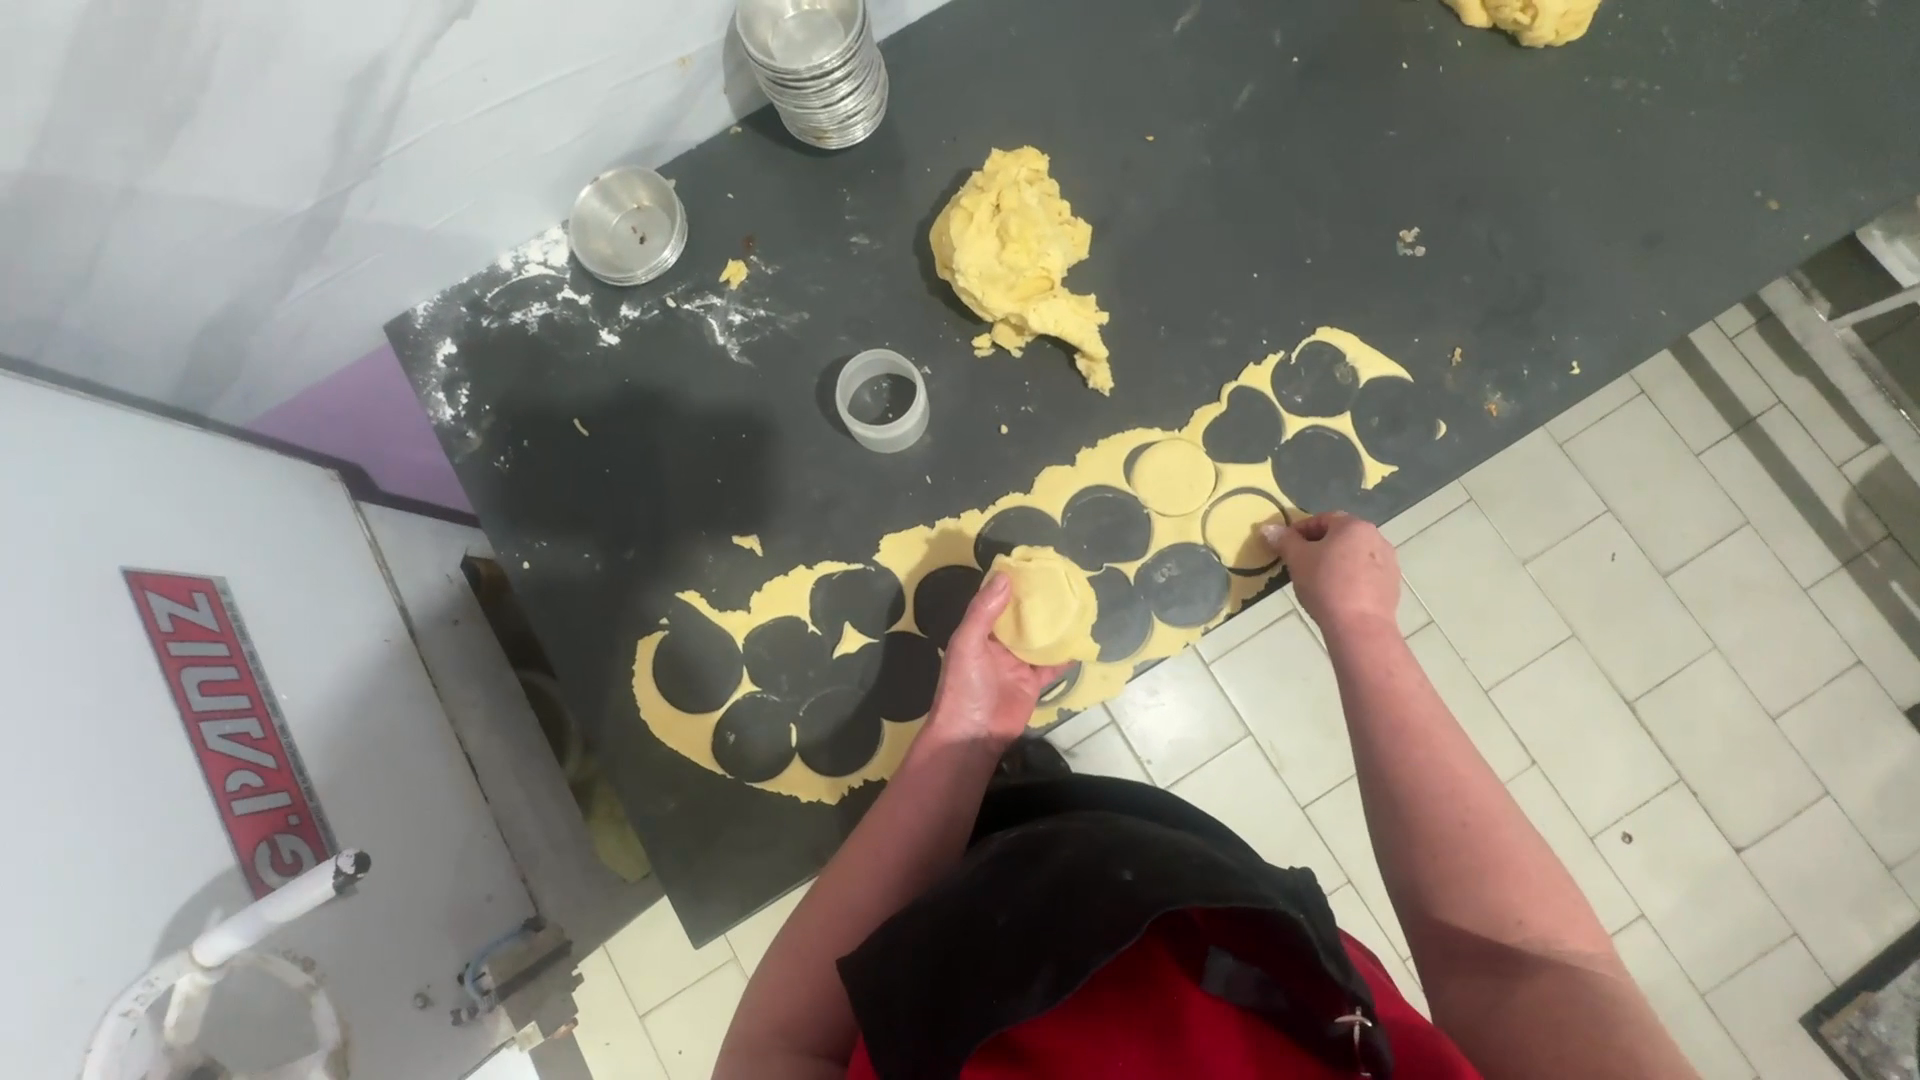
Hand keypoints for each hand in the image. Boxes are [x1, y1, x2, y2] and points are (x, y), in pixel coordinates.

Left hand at [925, 573, 1073, 748]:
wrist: (973, 736)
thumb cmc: (964, 687)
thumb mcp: (968, 643)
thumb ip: (984, 611)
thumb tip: (1005, 576)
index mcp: (978, 632)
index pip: (995, 601)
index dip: (1011, 584)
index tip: (1033, 565)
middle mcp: (998, 645)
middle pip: (1020, 618)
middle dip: (1037, 603)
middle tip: (1062, 581)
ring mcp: (1017, 664)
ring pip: (1038, 639)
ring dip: (1053, 626)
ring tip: (1076, 604)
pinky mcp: (1033, 683)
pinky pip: (1052, 666)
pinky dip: (1065, 655)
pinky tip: (1081, 641)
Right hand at [1261, 512, 1401, 635]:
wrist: (1360, 625)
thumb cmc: (1325, 584)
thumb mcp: (1297, 560)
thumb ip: (1284, 540)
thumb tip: (1268, 529)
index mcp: (1354, 526)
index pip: (1322, 519)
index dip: (1299, 531)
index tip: (1286, 547)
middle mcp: (1376, 537)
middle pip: (1340, 536)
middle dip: (1319, 546)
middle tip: (1300, 564)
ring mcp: (1389, 561)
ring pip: (1354, 555)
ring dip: (1336, 562)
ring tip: (1319, 581)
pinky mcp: (1392, 584)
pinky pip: (1365, 574)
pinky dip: (1350, 578)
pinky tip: (1338, 594)